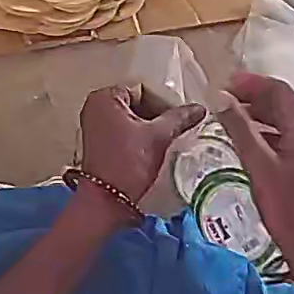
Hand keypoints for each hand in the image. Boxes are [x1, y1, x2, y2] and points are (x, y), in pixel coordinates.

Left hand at [77, 84, 205, 205]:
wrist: (108, 202)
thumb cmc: (129, 163)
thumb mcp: (158, 137)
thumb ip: (179, 118)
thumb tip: (200, 108)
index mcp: (105, 97)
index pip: (142, 90)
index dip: (163, 102)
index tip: (179, 116)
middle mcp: (94, 106)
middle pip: (136, 103)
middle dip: (157, 115)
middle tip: (177, 127)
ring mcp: (93, 125)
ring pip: (131, 118)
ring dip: (149, 127)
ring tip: (169, 137)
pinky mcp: (97, 143)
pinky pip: (123, 131)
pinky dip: (138, 136)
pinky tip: (155, 147)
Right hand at [211, 73, 293, 273]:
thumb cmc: (287, 208)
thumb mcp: (258, 165)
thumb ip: (239, 129)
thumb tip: (220, 96)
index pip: (278, 91)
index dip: (251, 83)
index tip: (226, 84)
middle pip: (284, 105)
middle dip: (254, 98)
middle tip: (226, 102)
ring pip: (286, 123)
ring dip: (260, 117)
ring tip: (234, 122)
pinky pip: (290, 140)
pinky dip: (269, 135)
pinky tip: (252, 148)